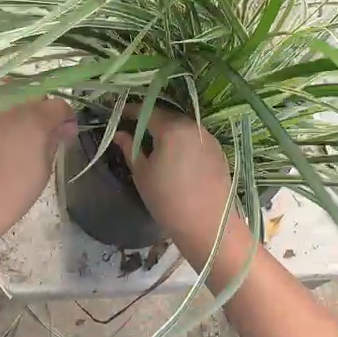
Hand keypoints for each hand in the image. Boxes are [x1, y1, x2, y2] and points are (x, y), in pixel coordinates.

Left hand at [0, 92, 75, 237]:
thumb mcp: (43, 170)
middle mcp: (11, 105)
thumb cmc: (12, 194)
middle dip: (42, 111)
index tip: (65, 132)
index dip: (65, 119)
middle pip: (34, 96)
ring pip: (8, 90)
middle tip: (41, 133)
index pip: (59, 106)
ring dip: (16, 101)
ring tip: (15, 123)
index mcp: (35, 119)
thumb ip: (55, 141)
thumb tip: (66, 126)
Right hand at [115, 107, 240, 254]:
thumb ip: (130, 148)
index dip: (131, 110)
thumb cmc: (168, 201)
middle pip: (167, 115)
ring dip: (167, 128)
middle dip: (150, 118)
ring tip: (153, 142)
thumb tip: (119, 133)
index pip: (147, 111)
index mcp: (172, 129)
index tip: (119, 113)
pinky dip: (182, 139)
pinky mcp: (218, 150)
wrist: (208, 226)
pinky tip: (174, 154)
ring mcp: (208, 137)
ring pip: (183, 125)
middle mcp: (193, 126)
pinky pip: (195, 136)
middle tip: (134, 128)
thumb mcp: (142, 174)